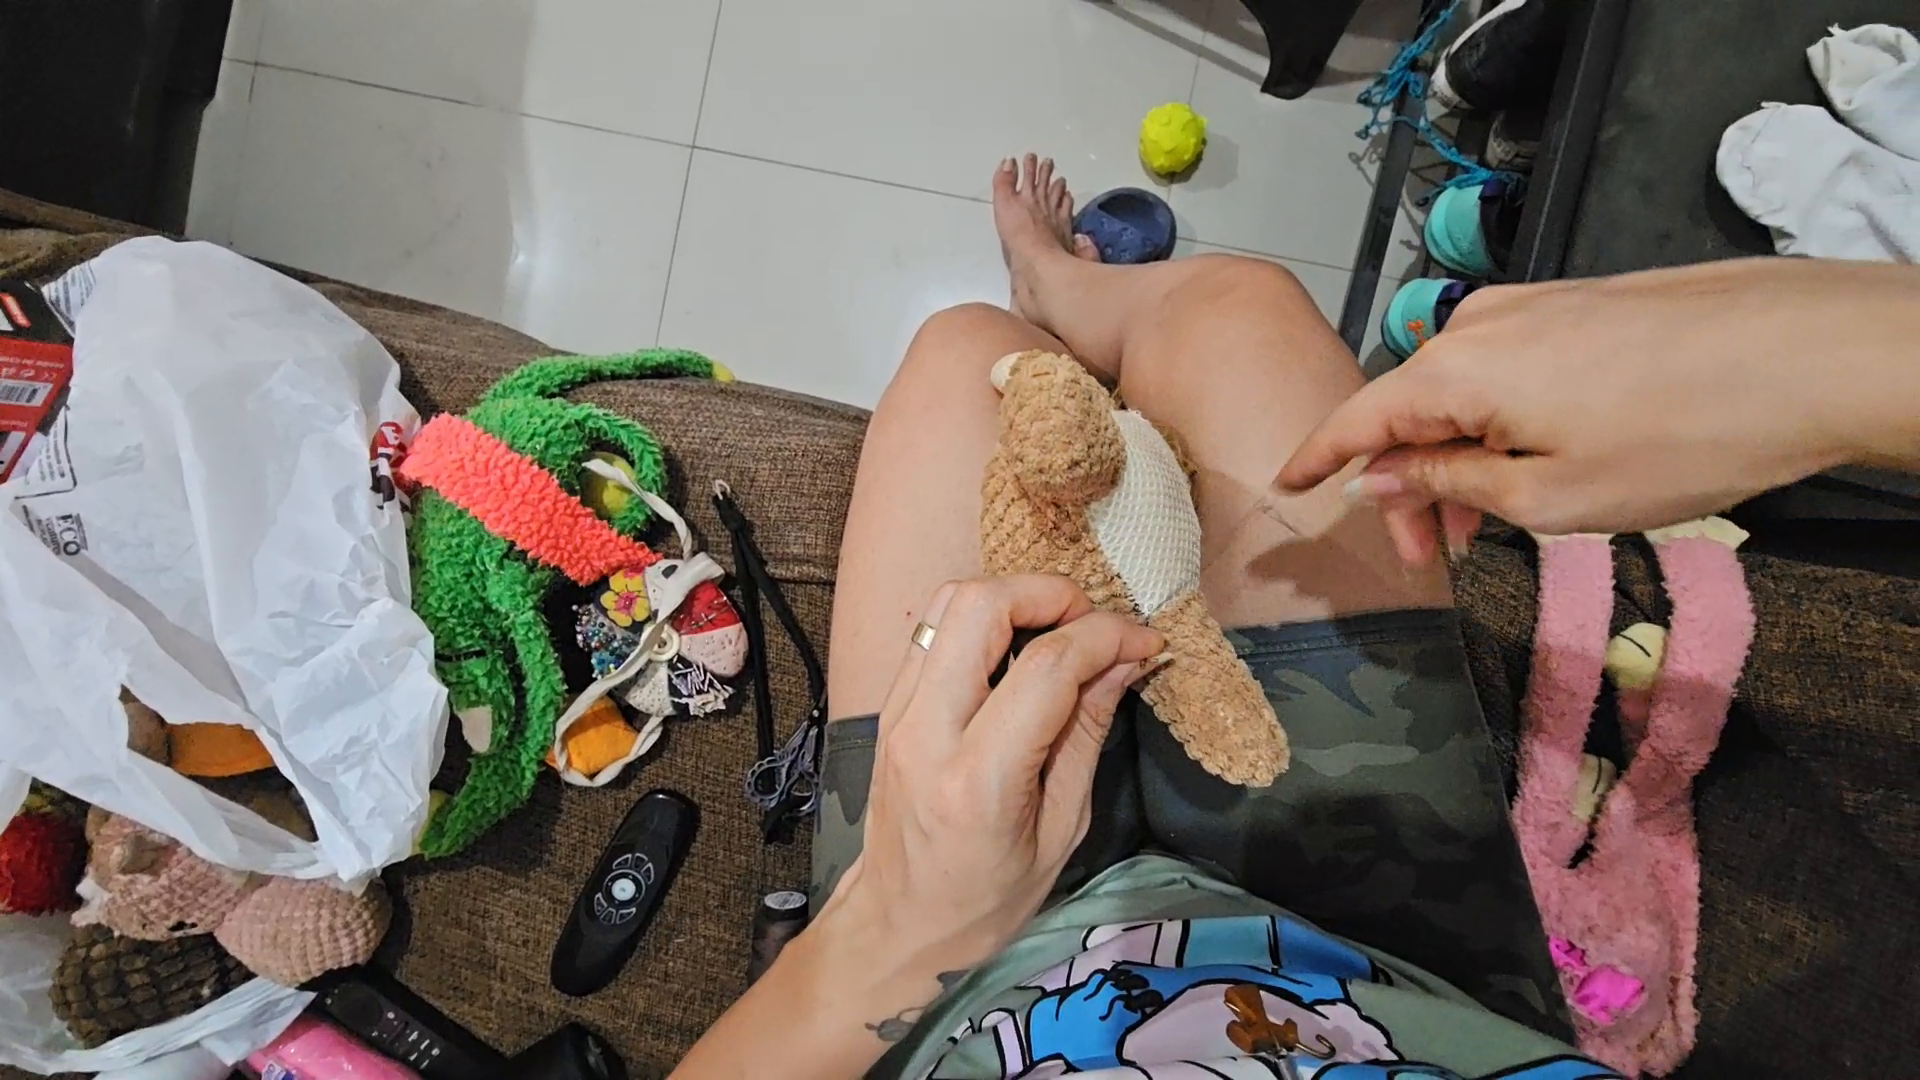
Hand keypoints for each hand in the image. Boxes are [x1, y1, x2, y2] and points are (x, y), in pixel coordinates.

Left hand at [824, 574, 1163, 973]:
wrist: (898, 923)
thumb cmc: (989, 896)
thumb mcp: (1062, 826)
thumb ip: (1089, 731)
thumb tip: (1126, 659)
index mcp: (978, 778)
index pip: (1044, 668)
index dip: (1104, 637)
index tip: (1143, 641)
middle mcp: (926, 729)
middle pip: (979, 606)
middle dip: (1048, 593)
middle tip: (1090, 622)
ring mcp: (897, 710)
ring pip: (947, 602)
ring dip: (1012, 597)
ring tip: (1057, 627)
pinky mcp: (889, 703)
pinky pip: (933, 628)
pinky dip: (981, 617)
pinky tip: (1015, 645)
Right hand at [1279, 258, 1919, 562]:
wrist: (1839, 350)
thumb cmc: (1683, 436)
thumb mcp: (1544, 494)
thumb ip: (1444, 482)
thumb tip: (1378, 477)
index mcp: (1452, 373)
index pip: (1353, 421)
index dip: (1314, 458)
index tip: (1285, 485)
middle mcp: (1474, 327)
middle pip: (1408, 414)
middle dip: (1408, 485)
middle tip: (1428, 553)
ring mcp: (1529, 307)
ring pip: (1456, 395)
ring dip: (1454, 459)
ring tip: (1483, 521)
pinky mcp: (1574, 303)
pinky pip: (1502, 370)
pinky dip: (1493, 423)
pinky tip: (1523, 462)